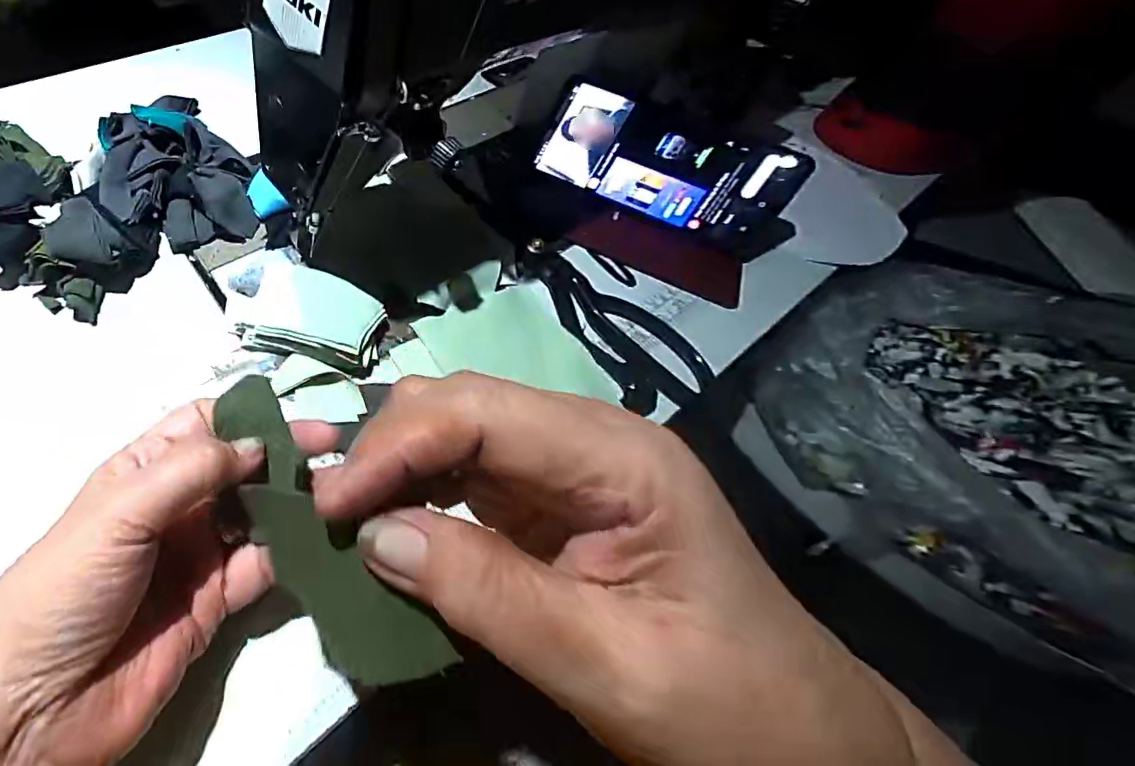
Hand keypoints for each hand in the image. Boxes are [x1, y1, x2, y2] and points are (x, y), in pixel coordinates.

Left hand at [0, 399, 332, 765]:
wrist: (29, 718)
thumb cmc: (64, 592)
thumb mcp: (118, 514)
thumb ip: (191, 470)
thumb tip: (259, 443)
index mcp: (145, 471)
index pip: (205, 424)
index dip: (249, 415)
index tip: (296, 416)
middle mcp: (177, 505)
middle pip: (241, 465)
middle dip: (284, 453)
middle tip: (334, 451)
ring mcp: (198, 554)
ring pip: (258, 511)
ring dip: (294, 499)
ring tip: (337, 490)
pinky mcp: (216, 602)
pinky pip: (263, 565)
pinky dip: (292, 550)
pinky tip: (319, 539)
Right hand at [315, 373, 965, 765]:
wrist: (803, 731)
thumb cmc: (728, 705)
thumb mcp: (609, 666)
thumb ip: (491, 595)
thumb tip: (380, 534)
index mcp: (619, 455)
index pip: (486, 410)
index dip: (402, 443)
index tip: (335, 501)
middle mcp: (593, 436)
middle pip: (471, 403)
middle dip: (393, 444)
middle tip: (331, 508)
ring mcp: (575, 463)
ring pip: (466, 428)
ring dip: (402, 462)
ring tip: (347, 510)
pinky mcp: (559, 496)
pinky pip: (477, 471)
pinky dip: (425, 488)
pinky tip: (393, 517)